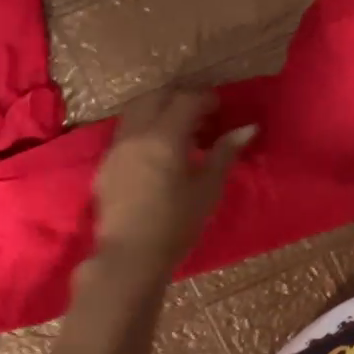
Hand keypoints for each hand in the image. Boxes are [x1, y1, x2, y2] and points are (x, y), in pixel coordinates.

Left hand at [88, 90, 254, 274]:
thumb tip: (247, 128)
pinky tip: (158, 154)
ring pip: (135, 112)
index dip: (206, 99)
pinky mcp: (105, 165)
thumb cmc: (177, 224)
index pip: (187, 100)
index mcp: (165, 137)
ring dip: (158, 111)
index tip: (221, 108)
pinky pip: (126, 133)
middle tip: (200, 114)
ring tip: (179, 131)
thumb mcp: (208, 189)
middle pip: (155, 97)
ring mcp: (116, 148)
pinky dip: (144, 130)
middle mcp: (136, 134)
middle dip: (178, 97)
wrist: (130, 256)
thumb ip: (225, 153)